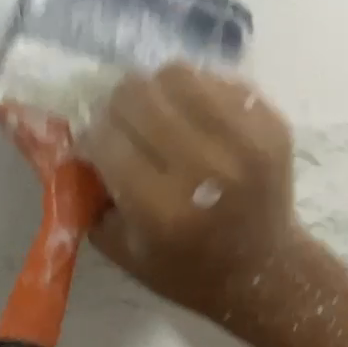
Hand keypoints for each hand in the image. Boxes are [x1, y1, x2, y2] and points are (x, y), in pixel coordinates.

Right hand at [81, 64, 300, 322]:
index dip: (92, 136)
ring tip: (156, 116)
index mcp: (163, 209)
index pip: (107, 139)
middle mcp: (205, 168)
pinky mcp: (270, 122)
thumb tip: (77, 146)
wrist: (264, 271)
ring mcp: (244, 140)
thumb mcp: (122, 250)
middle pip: (137, 95)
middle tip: (121, 124)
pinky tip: (192, 119)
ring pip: (174, 75)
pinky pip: (214, 80)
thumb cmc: (184, 271)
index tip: (92, 145)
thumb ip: (92, 199)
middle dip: (117, 107)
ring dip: (155, 92)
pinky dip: (193, 94)